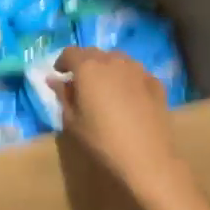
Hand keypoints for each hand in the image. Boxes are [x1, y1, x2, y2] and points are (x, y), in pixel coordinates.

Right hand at [52, 47, 185, 195]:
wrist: (147, 156)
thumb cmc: (102, 140)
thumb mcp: (73, 121)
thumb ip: (63, 96)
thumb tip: (54, 80)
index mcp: (88, 68)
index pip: (70, 52)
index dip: (62, 62)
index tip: (60, 75)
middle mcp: (113, 60)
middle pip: (94, 53)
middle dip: (84, 64)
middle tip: (81, 84)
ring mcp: (137, 69)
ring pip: (117, 60)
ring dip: (106, 68)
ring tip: (105, 89)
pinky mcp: (155, 81)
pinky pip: (135, 73)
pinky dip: (126, 78)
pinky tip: (128, 97)